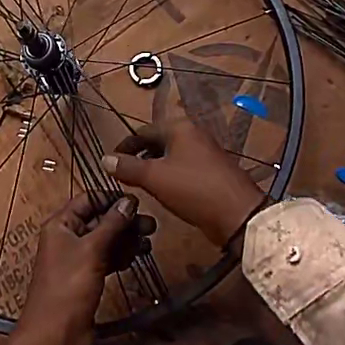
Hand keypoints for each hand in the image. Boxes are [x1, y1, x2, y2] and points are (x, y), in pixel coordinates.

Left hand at [0, 192, 150, 344]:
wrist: (57, 336)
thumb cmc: (68, 287)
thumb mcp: (91, 250)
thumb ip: (111, 224)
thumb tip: (129, 201)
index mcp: (60, 224)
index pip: (87, 200)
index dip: (111, 199)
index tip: (137, 201)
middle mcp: (67, 238)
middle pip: (98, 220)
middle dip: (123, 221)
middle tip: (151, 226)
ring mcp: (76, 260)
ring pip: (104, 241)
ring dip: (125, 239)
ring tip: (148, 242)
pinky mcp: (86, 279)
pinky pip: (106, 260)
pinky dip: (120, 256)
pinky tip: (135, 257)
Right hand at [102, 119, 262, 246]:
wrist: (240, 216)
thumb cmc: (193, 189)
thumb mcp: (154, 178)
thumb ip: (127, 167)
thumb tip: (104, 159)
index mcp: (179, 128)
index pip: (142, 132)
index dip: (124, 146)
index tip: (111, 162)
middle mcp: (193, 135)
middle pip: (157, 142)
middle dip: (139, 157)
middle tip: (123, 174)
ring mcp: (205, 153)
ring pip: (170, 156)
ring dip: (153, 167)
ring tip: (140, 184)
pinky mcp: (213, 171)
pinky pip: (183, 168)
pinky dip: (169, 176)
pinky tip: (164, 191)